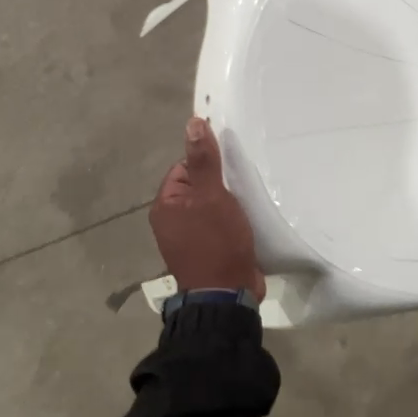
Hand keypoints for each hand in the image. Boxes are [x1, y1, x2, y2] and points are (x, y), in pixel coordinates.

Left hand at [150, 118, 266, 296]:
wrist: (227, 293)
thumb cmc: (215, 241)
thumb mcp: (212, 196)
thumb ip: (203, 161)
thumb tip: (192, 122)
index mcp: (166, 206)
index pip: (185, 168)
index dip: (208, 165)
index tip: (230, 170)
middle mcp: (173, 221)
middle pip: (200, 187)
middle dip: (223, 183)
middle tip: (244, 183)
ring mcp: (191, 238)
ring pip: (213, 206)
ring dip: (231, 202)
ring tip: (251, 199)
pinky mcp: (210, 250)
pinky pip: (221, 224)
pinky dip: (235, 219)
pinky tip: (251, 218)